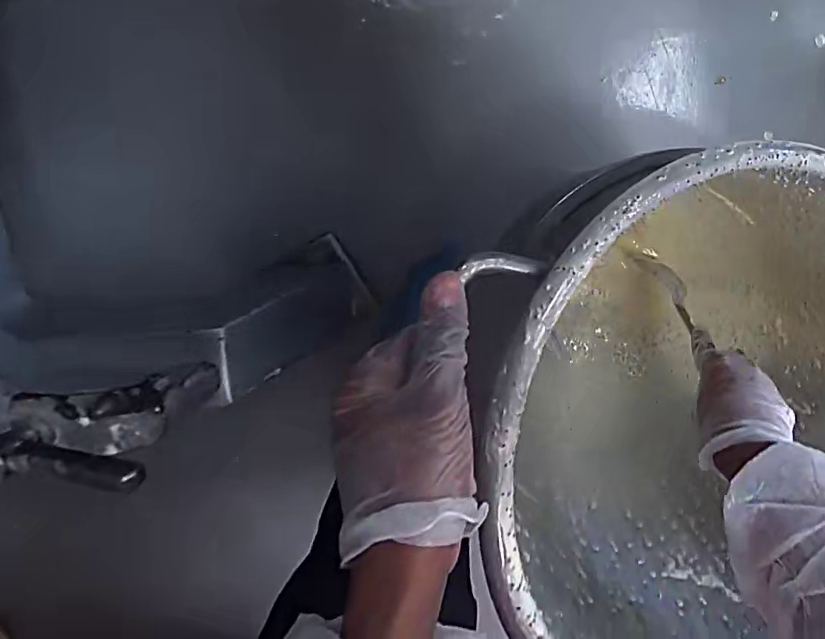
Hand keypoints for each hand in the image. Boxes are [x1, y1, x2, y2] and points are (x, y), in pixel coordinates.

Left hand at [334, 272, 483, 560]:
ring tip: (463, 415)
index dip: (444, 341)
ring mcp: (375, 435)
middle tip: (465, 392)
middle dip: (447, 371)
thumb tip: (444, 280)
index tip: (465, 360)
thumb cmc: (420, 463)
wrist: (413, 544)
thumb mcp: (438, 390)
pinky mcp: (394, 458)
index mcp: (360, 384)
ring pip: (424, 393)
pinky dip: (442, 421)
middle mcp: (359, 407)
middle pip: (418, 363)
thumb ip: (443, 336)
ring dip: (448, 397)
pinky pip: (424, 420)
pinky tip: (455, 435)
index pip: (411, 334)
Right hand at [695, 347, 794, 473]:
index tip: (699, 333)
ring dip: (748, 393)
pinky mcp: (780, 399)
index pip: (704, 349)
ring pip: (753, 381)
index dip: (700, 342)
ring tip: (740, 417)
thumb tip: (715, 397)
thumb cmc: (718, 432)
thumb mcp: (702, 411)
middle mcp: (743, 367)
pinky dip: (762, 408)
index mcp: (717, 366)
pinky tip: (756, 427)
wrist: (750, 449)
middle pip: (734, 362)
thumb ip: (709, 393)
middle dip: (730, 373)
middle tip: (723, 393)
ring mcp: (764, 382)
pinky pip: (768, 399)